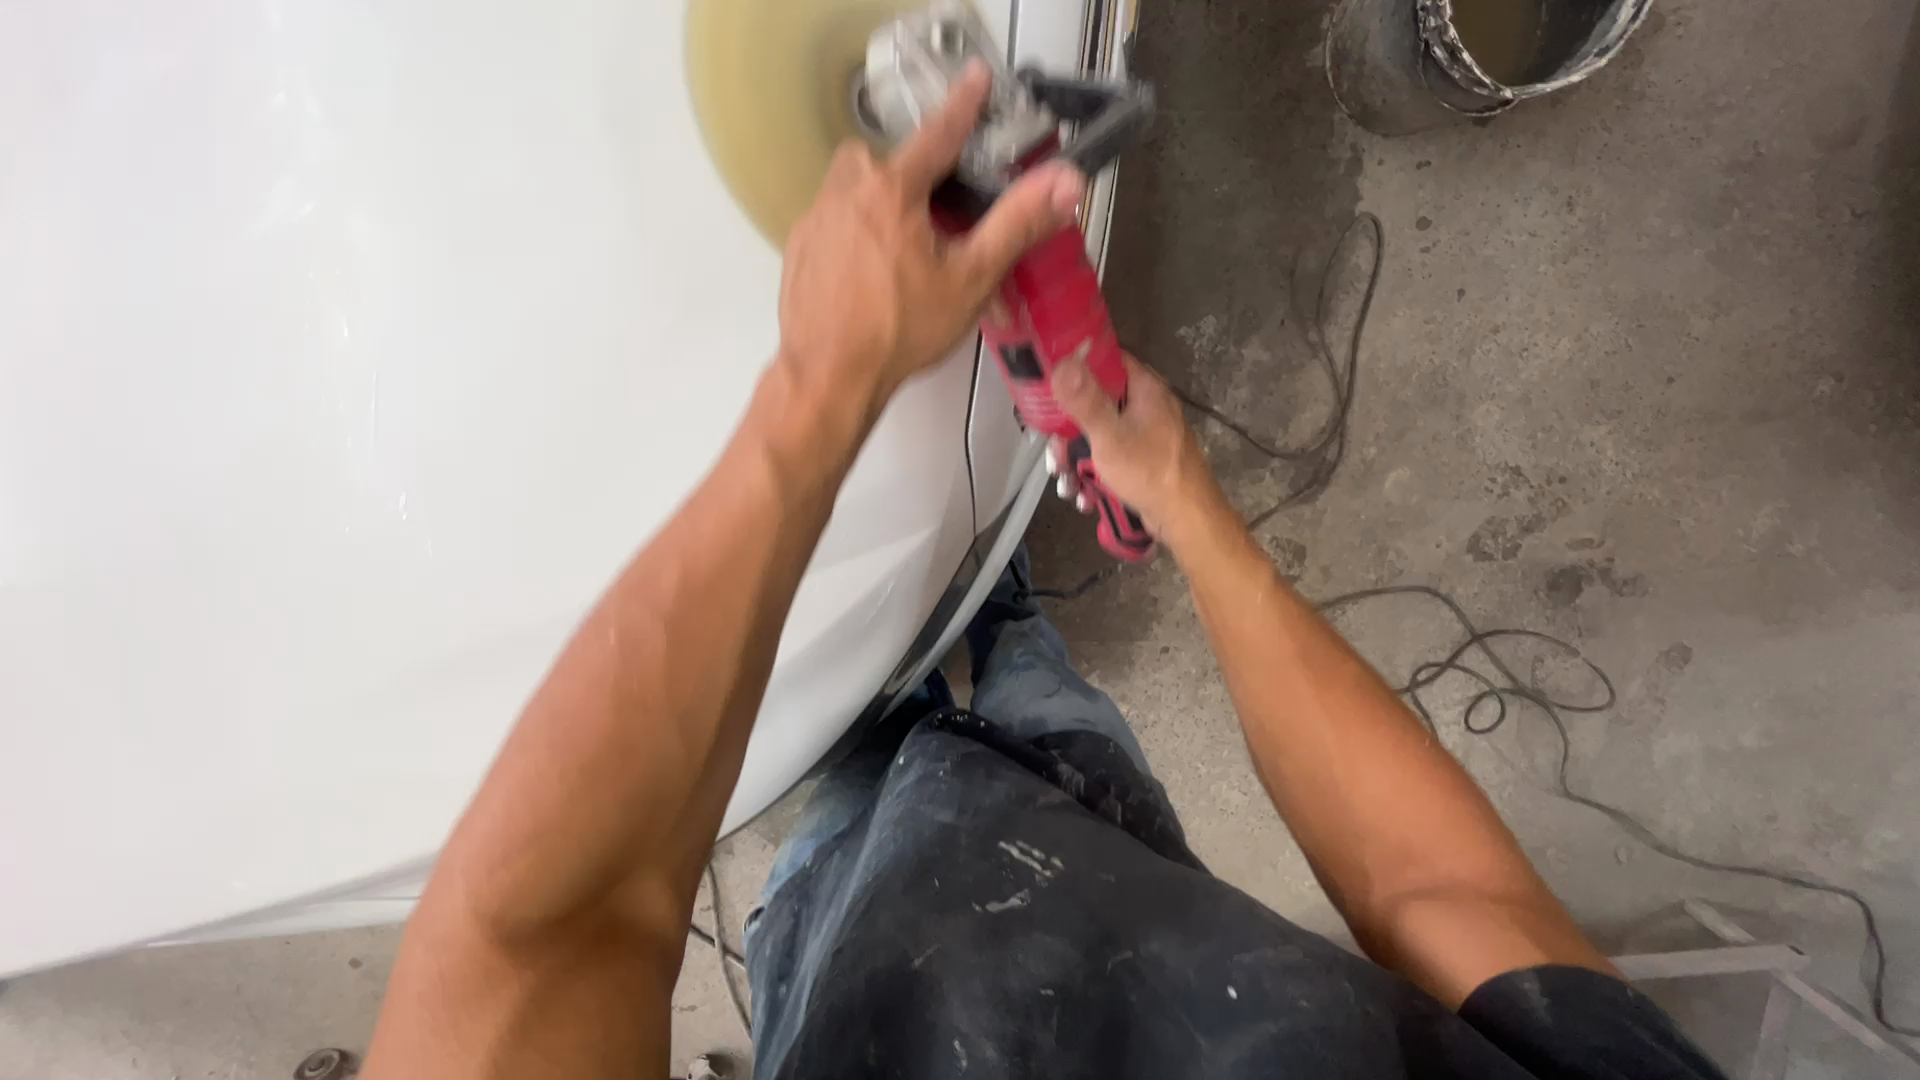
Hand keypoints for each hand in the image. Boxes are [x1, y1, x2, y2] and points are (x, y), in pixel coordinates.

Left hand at [776, 63, 1085, 409]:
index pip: (938, 133)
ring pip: (858, 189)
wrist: (829, 375)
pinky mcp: (800, 247)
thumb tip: (1064, 183)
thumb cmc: (900, 329)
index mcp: (891, 189)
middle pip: (890, 161)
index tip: (977, 79)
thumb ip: (1016, 224)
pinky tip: (872, 274)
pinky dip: (857, 233)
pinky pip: (836, 220)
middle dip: (915, 176)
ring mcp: (816, 218)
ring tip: (906, 252)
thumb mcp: (969, 278)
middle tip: (938, 215)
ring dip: (884, 204)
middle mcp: (846, 190)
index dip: (964, 106)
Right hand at [1047, 351, 1231, 545]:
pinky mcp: (1144, 460)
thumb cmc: (1150, 472)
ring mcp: (1147, 435)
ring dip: (1078, 460)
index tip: (1049, 385)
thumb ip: (1085, 401)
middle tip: (1055, 452)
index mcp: (1145, 389)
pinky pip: (1112, 458)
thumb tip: (1062, 363)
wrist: (1186, 517)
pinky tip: (1085, 495)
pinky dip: (1095, 474)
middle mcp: (1147, 406)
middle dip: (1070, 431)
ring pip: (1101, 435)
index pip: (1107, 360)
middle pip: (1097, 403)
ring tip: (1067, 482)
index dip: (1076, 368)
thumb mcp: (1111, 436)